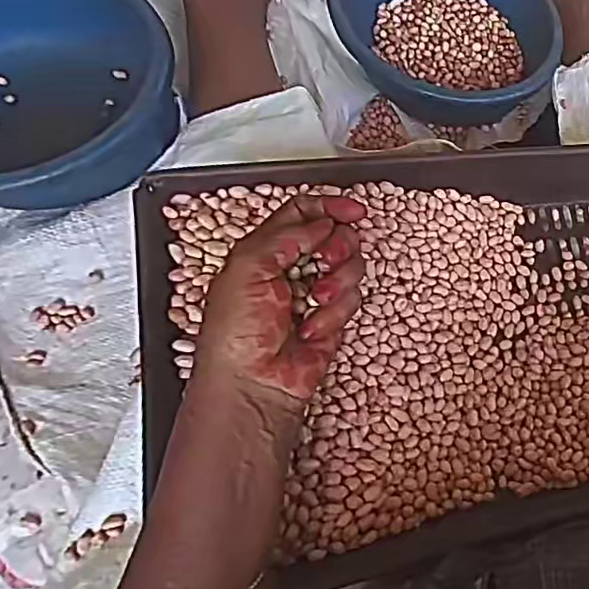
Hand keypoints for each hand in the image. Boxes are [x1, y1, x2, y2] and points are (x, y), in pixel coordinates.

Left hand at [193, 194, 366, 419]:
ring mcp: (317, 293)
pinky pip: (352, 300)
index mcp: (266, 249)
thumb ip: (285, 237)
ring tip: (315, 300)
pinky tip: (311, 329)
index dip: (329, 206)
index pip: (303, 213)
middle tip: (326, 261)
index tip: (353, 211)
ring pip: (351, 268)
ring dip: (337, 282)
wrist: (253, 382)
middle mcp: (294, 268)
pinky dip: (333, 314)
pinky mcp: (334, 317)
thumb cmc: (235, 334)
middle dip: (338, 247)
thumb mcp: (246, 269)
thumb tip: (322, 222)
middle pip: (336, 236)